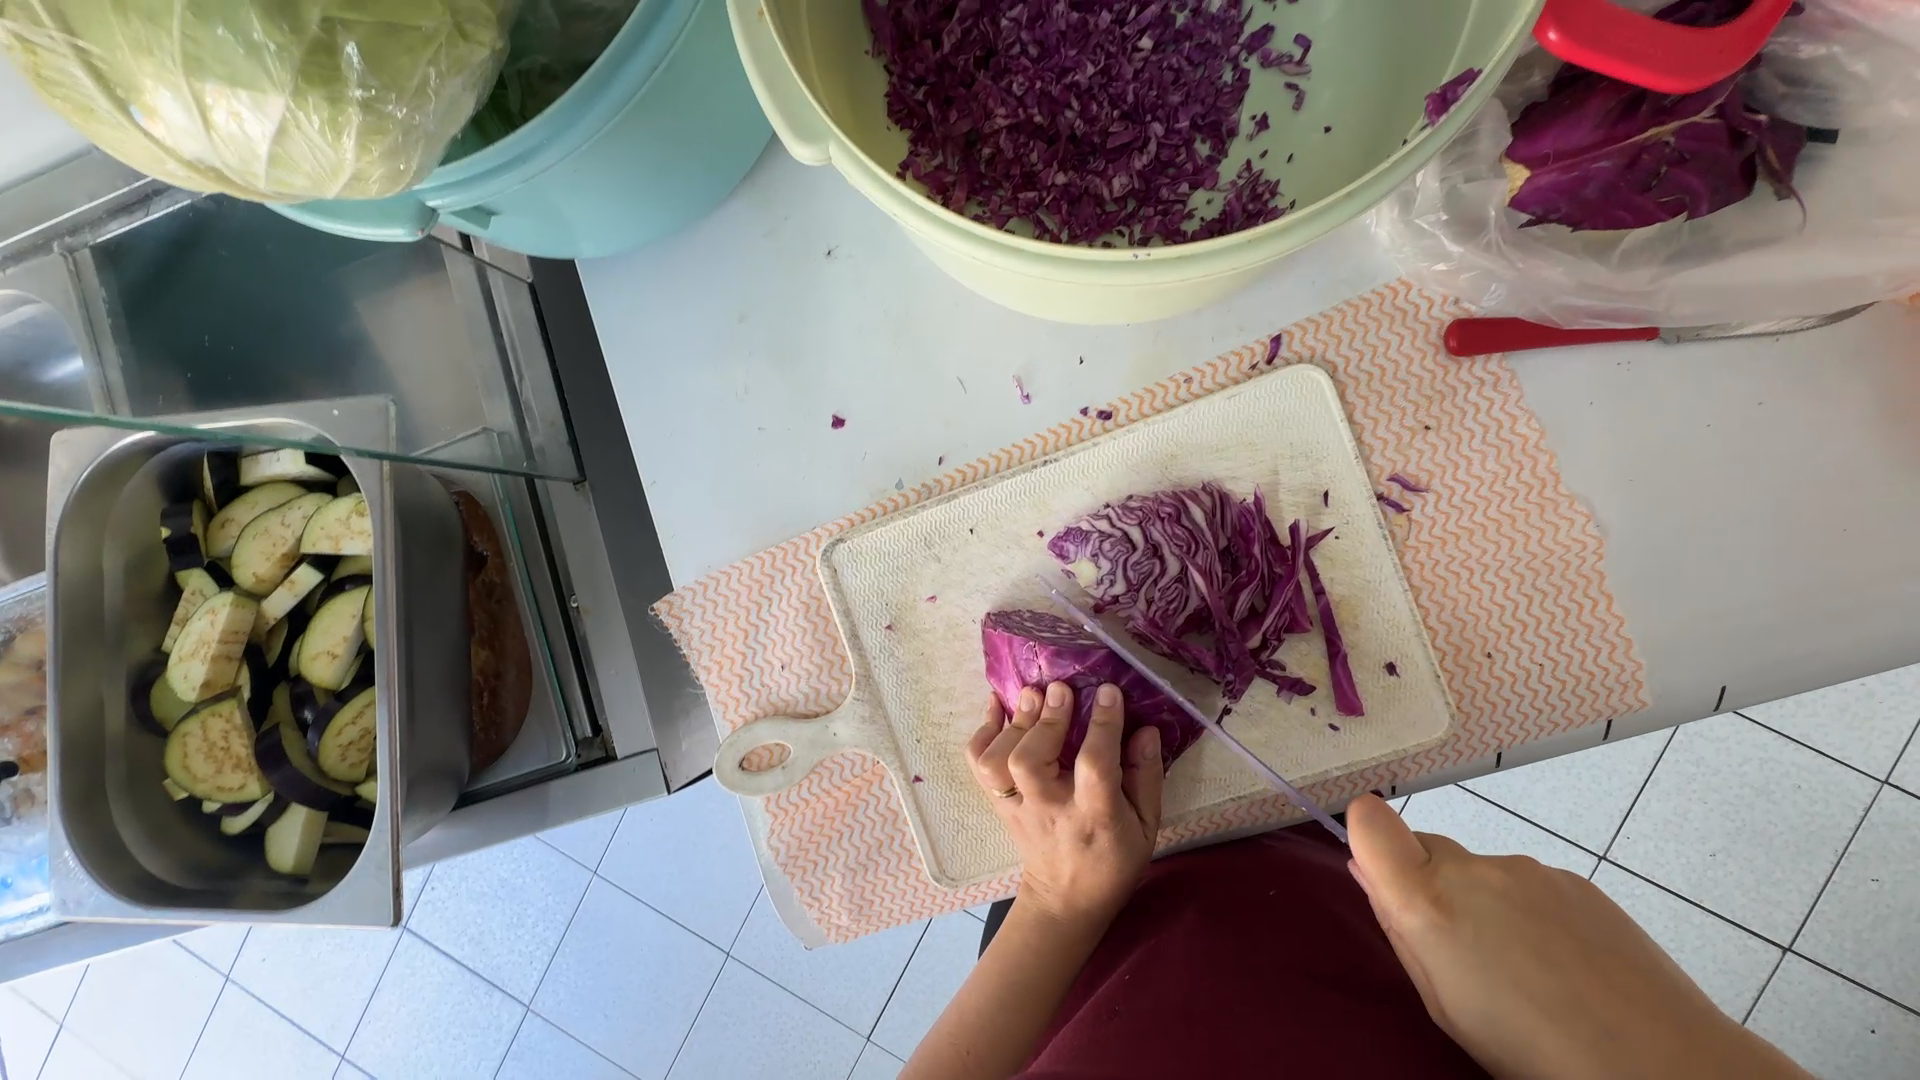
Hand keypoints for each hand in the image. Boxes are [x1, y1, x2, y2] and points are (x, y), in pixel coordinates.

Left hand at [965, 682, 1162, 928]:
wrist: (1065, 900)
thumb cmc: (1114, 860)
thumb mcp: (1146, 825)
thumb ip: (1145, 776)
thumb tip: (1145, 729)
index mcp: (1094, 816)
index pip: (1094, 765)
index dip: (1101, 725)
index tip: (1108, 692)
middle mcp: (1049, 809)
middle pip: (1032, 761)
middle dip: (1045, 721)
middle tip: (1060, 688)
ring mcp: (1018, 807)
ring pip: (998, 764)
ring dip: (1013, 725)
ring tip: (1031, 695)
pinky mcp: (999, 805)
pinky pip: (978, 767)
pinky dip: (982, 734)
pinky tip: (998, 708)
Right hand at [1345, 795, 1809, 1079]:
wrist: (1666, 1064)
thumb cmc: (1529, 1047)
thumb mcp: (1441, 1003)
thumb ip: (1399, 929)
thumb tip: (1367, 873)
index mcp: (1426, 900)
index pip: (1370, 820)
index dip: (1366, 835)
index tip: (1380, 872)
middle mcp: (1472, 869)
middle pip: (1427, 849)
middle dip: (1429, 883)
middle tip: (1463, 948)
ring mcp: (1528, 869)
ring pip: (1481, 872)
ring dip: (1486, 904)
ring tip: (1528, 970)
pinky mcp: (1577, 880)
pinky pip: (1530, 885)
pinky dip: (1533, 914)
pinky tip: (1566, 966)